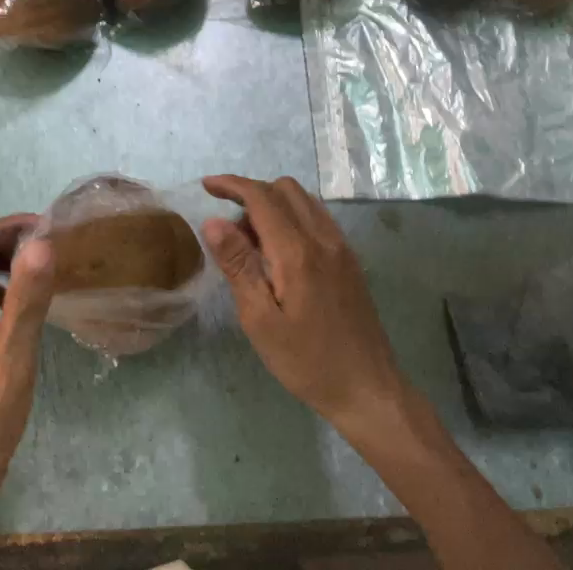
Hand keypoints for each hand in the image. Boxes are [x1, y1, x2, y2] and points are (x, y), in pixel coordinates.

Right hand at [201, 175, 407, 433]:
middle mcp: (323, 238)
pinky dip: (292, 216)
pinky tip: (280, 251)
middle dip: (251, 193)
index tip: (206, 186)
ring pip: (304, 200)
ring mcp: (341, 247)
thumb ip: (238, 265)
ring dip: (273, 204)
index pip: (261, 197)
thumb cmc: (306, 361)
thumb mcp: (260, 320)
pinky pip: (317, 217)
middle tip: (229, 228)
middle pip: (285, 189)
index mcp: (297, 251)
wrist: (367, 388)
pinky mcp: (349, 259)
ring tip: (251, 242)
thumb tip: (213, 221)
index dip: (231, 185)